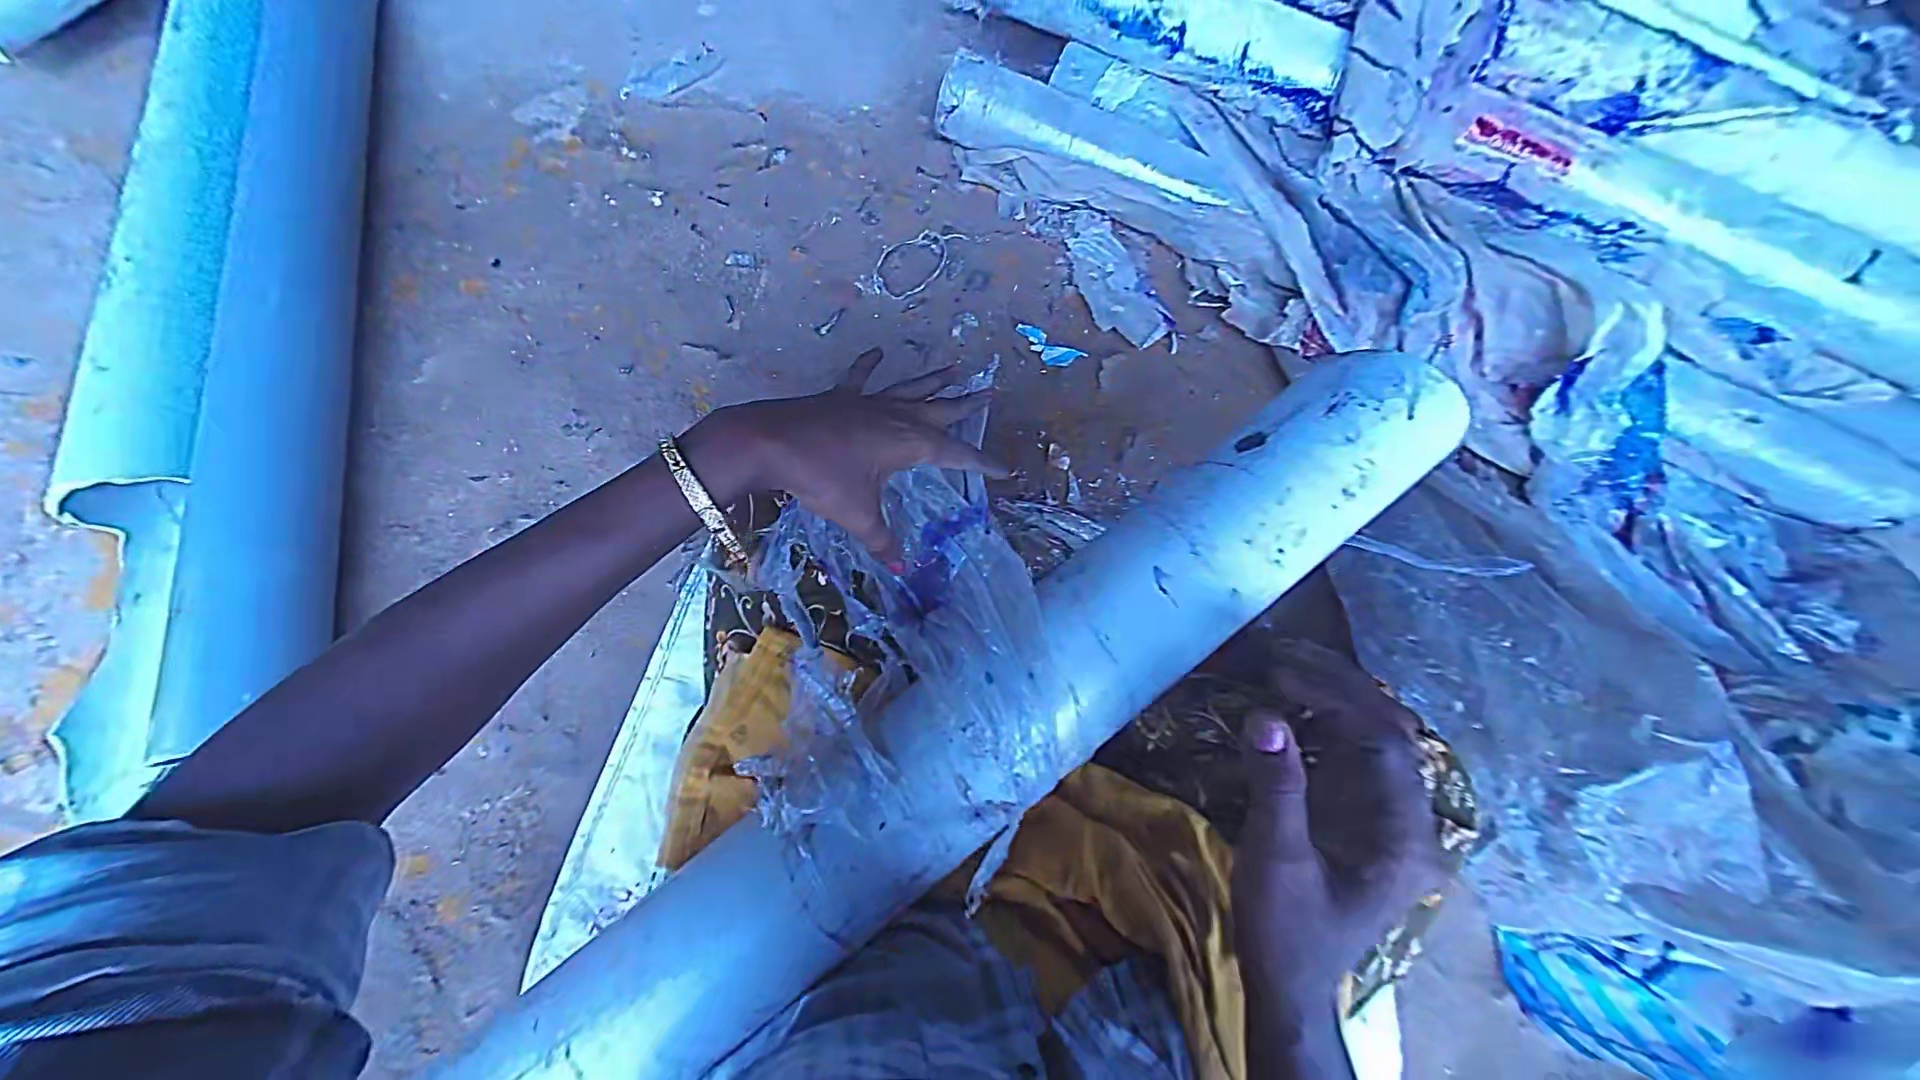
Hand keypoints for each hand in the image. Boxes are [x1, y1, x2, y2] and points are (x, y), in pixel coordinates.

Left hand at [703, 348, 1009, 567]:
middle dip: (966, 405)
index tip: (1004, 470)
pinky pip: (861, 377)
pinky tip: (879, 353)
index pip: (957, 454)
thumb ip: (882, 540)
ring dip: (933, 380)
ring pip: (909, 389)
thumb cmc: (821, 478)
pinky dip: (870, 365)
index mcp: (909, 443)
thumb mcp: (857, 514)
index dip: (982, 463)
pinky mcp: (840, 397)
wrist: (769, 442)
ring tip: (954, 368)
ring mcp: (868, 403)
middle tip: (989, 393)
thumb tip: (900, 567)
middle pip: (940, 408)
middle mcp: (895, 416)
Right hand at [1235, 640, 1439, 1035]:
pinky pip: (1349, 751)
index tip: (1282, 672)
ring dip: (1332, 696)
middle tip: (1282, 655)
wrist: (1289, 981)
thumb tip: (1264, 715)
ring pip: (1372, 736)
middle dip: (1337, 686)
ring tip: (1284, 665)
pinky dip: (1320, 720)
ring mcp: (1385, 815)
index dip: (1336, 697)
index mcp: (1403, 835)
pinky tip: (1288, 703)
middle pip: (1387, 731)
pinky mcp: (1359, 814)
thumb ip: (1276, 788)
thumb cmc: (1287, 929)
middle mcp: (1406, 818)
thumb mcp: (1277, 860)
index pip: (1384, 743)